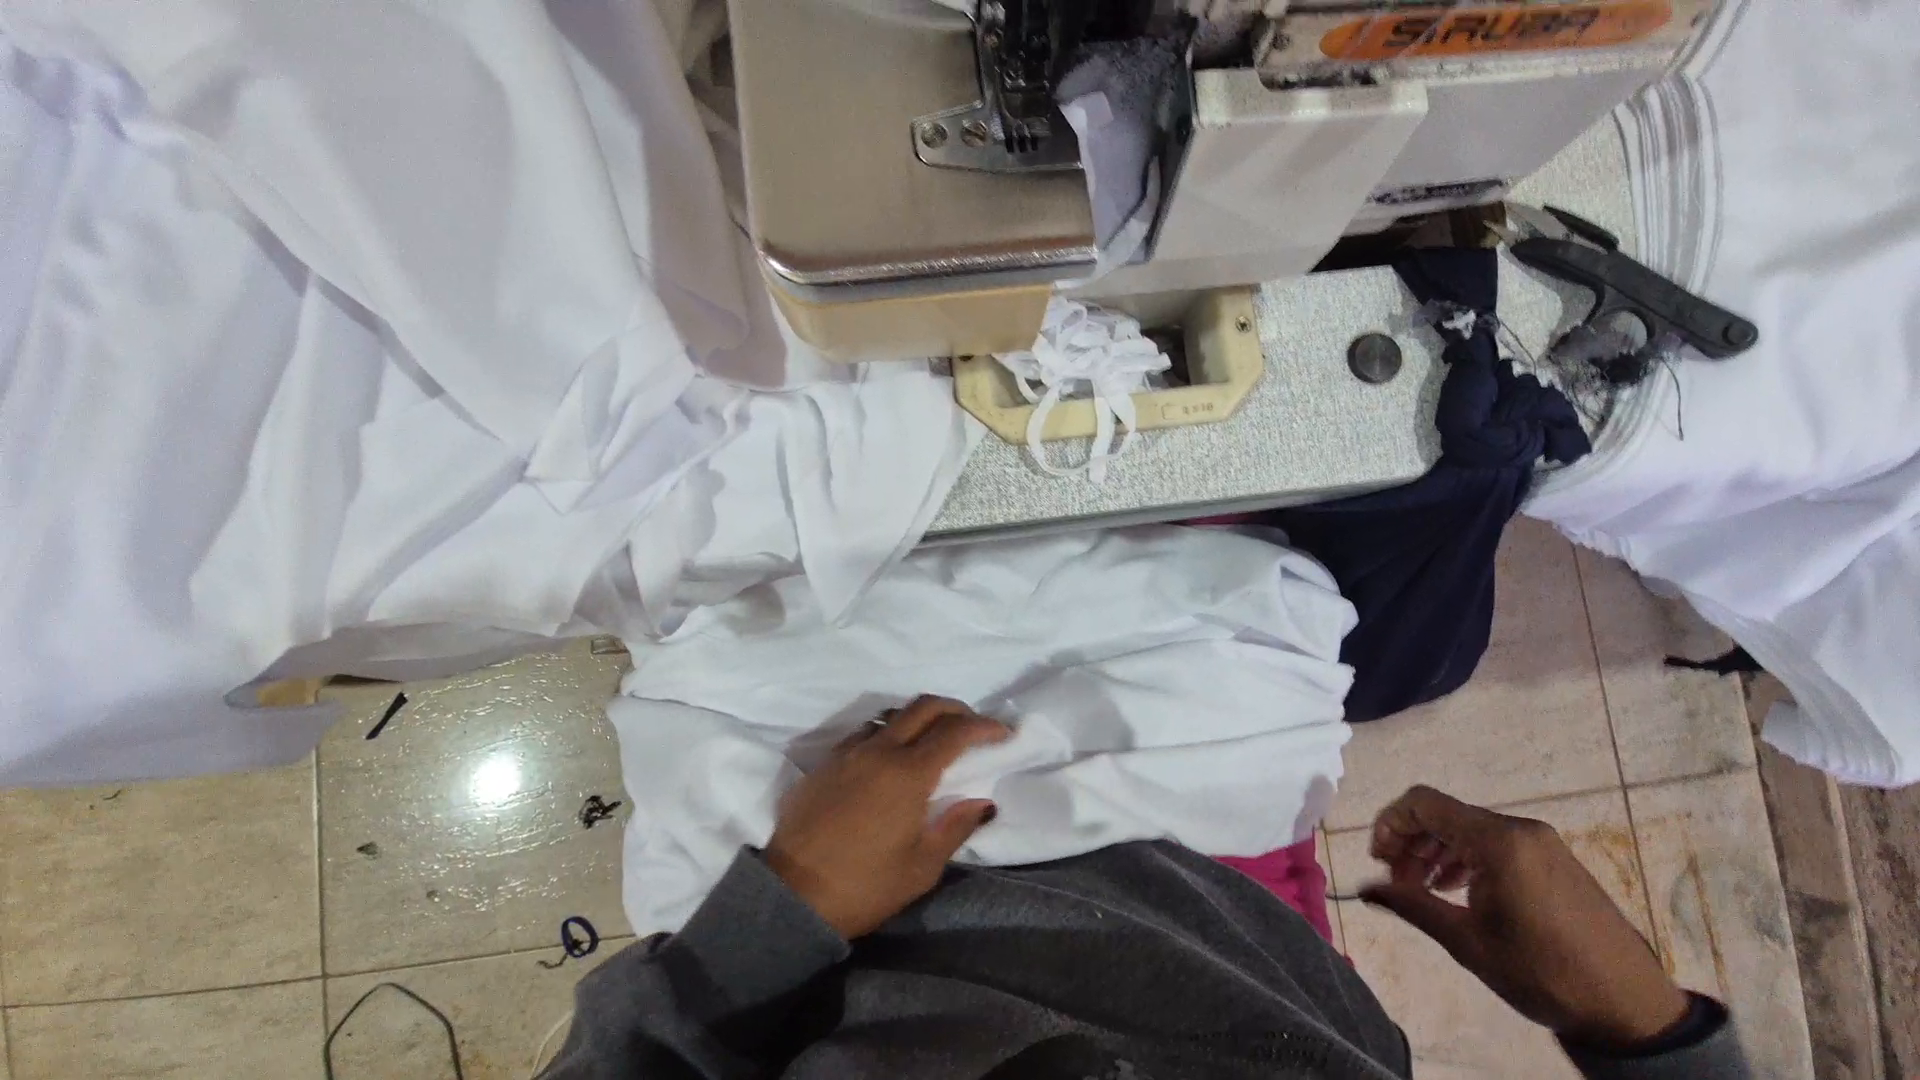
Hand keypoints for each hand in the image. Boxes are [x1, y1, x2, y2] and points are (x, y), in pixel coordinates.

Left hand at [764, 695, 1007, 938]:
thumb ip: (955, 827)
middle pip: (923, 707)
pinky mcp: (824, 764)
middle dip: (955, 709)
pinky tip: (891, 758)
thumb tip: (981, 802)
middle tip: (973, 727)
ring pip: (891, 715)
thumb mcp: (921, 868)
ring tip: (933, 740)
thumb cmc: (864, 886)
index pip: (954, 731)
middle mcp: (878, 751)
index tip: (1003, 733)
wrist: (790, 897)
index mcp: (908, 774)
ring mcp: (847, 753)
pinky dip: (888, 733)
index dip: (984, 726)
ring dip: (919, 718)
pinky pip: (864, 733)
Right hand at [1359, 786, 1688, 1049]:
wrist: (1632, 1009)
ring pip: (1467, 828)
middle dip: (1410, 841)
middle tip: (1396, 881)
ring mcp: (1540, 842)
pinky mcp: (1553, 858)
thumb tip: (1364, 888)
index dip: (1390, 824)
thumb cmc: (1543, 973)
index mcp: (1497, 841)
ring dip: (1434, 851)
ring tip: (1422, 889)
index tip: (1380, 861)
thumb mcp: (1467, 942)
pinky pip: (1494, 842)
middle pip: (1443, 814)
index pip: (1422, 803)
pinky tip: (1456, 890)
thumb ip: (1411, 905)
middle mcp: (1518, 829)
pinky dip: (1464, 858)